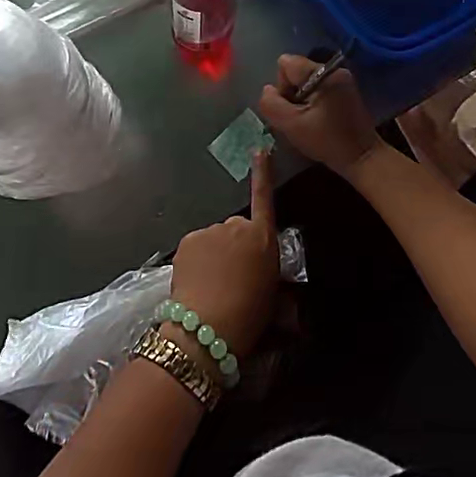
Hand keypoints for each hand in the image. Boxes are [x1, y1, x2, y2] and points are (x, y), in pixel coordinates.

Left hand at [169, 150, 279, 360]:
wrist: (208, 328)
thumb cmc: (250, 315)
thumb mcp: (273, 296)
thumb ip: (273, 279)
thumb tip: (288, 302)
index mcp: (263, 237)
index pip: (264, 196)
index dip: (263, 172)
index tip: (259, 148)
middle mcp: (237, 226)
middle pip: (237, 229)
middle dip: (235, 246)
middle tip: (234, 278)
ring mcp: (210, 231)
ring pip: (214, 240)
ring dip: (215, 254)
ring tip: (213, 285)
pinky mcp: (187, 240)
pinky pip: (196, 247)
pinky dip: (197, 259)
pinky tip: (197, 282)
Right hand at [257, 54, 379, 173]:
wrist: (362, 157)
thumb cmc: (327, 141)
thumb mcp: (292, 125)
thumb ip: (272, 104)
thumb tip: (267, 90)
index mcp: (323, 73)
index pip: (286, 63)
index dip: (281, 86)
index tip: (291, 109)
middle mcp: (334, 70)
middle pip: (296, 71)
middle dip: (291, 94)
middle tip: (300, 118)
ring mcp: (342, 79)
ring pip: (306, 81)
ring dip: (301, 100)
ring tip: (309, 121)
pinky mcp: (345, 90)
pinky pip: (318, 88)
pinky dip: (313, 102)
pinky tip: (319, 120)